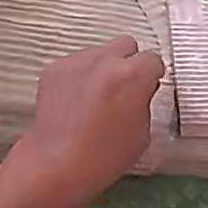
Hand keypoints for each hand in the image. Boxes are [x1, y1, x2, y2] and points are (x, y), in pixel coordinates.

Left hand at [8, 36, 164, 205]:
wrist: (57, 163)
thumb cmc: (103, 156)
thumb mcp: (142, 133)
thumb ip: (145, 101)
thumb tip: (141, 89)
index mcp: (131, 76)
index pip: (153, 58)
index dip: (153, 74)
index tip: (148, 84)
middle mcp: (103, 61)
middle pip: (126, 45)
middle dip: (129, 62)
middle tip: (125, 86)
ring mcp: (76, 62)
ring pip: (99, 52)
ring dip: (103, 68)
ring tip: (97, 97)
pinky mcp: (54, 69)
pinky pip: (75, 63)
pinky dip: (80, 76)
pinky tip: (77, 100)